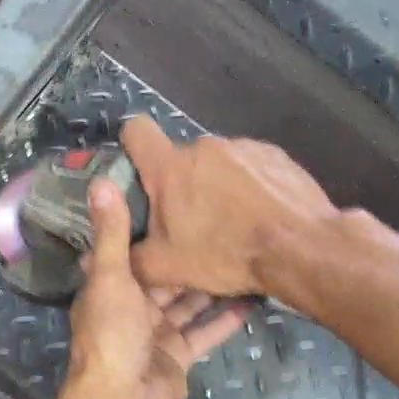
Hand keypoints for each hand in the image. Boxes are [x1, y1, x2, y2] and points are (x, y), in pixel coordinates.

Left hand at [67, 179, 246, 398]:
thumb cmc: (112, 333)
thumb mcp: (111, 276)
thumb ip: (111, 233)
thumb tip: (99, 182)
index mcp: (107, 287)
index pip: (132, 251)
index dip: (153, 230)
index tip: (181, 200)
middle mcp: (130, 308)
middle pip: (165, 277)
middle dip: (190, 257)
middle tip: (227, 226)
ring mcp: (155, 334)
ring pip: (188, 303)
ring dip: (212, 285)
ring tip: (246, 256)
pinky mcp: (179, 356)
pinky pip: (204, 332)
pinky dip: (226, 318)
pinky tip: (254, 297)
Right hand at [121, 117, 338, 296]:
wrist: (302, 249)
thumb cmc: (225, 254)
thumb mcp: (166, 268)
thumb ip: (127, 257)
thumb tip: (96, 257)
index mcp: (170, 168)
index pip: (136, 131)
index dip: (131, 147)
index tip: (137, 174)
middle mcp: (204, 147)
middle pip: (178, 158)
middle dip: (178, 184)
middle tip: (188, 223)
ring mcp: (243, 148)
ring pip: (215, 164)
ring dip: (214, 186)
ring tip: (230, 224)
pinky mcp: (275, 156)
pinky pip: (248, 167)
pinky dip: (247, 187)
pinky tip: (258, 216)